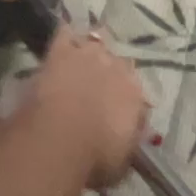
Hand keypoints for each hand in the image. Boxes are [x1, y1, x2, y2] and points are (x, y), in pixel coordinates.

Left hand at [21, 26, 147, 188]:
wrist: (59, 138)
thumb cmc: (95, 157)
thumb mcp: (122, 161)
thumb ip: (130, 141)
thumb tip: (135, 132)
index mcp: (135, 93)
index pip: (135, 91)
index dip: (124, 101)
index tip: (114, 114)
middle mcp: (117, 67)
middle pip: (117, 64)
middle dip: (108, 74)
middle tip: (95, 92)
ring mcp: (89, 54)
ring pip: (95, 43)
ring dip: (90, 52)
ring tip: (80, 64)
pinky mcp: (61, 50)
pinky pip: (65, 34)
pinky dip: (65, 38)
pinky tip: (63, 42)